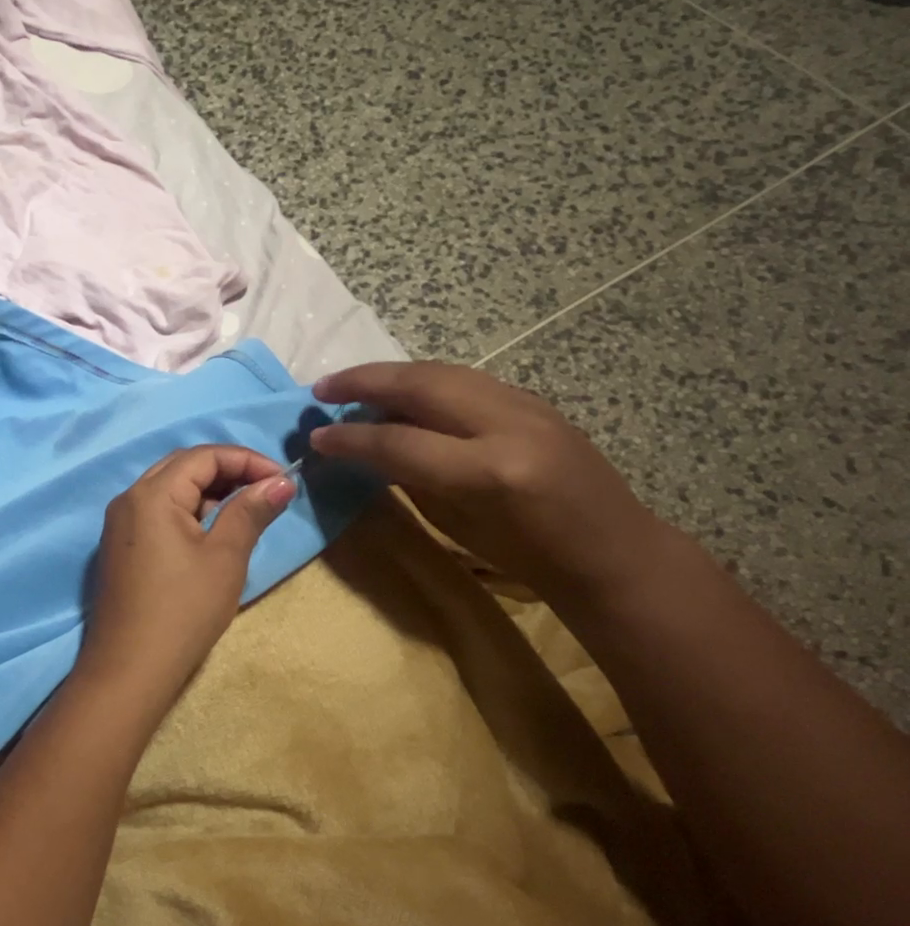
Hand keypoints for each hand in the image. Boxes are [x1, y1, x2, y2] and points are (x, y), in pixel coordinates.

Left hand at [83, 446, 296, 694]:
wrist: (130, 666)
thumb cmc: (184, 609)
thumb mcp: (224, 557)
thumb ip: (250, 512)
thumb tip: (281, 481)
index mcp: (150, 494)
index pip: (202, 455)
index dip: (246, 460)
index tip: (284, 480)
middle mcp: (128, 498)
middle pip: (181, 465)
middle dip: (227, 470)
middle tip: (268, 490)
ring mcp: (119, 523)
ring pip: (168, 487)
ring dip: (208, 490)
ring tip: (248, 509)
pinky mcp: (120, 545)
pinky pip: (156, 511)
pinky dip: (188, 510)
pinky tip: (214, 530)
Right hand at [310, 361, 672, 601]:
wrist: (611, 549)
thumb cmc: (528, 555)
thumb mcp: (455, 523)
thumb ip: (408, 477)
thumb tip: (360, 449)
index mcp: (488, 471)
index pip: (398, 440)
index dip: (348, 438)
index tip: (314, 438)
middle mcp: (508, 426)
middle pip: (420, 385)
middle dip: (364, 381)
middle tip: (322, 389)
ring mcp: (527, 406)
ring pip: (443, 371)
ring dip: (391, 375)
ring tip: (352, 384)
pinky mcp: (534, 399)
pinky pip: (466, 379)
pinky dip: (424, 381)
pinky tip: (402, 392)